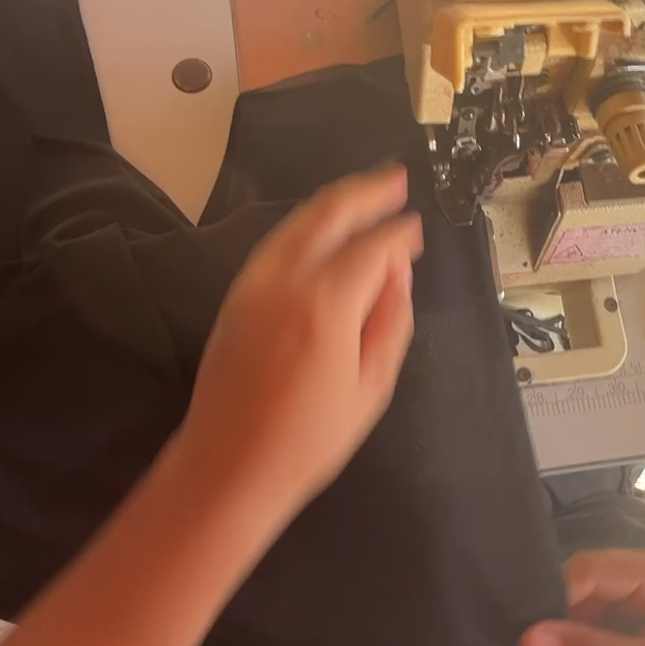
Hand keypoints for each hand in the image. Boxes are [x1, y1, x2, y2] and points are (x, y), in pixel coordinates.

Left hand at [175, 165, 423, 503]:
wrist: (228, 464)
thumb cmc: (308, 438)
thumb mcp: (372, 386)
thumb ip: (391, 320)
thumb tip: (399, 274)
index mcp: (326, 304)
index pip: (372, 248)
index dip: (399, 233)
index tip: (416, 229)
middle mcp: (285, 281)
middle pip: (329, 212)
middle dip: (367, 191)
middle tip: (395, 180)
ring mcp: (254, 284)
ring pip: (298, 221)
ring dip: (335, 202)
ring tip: (366, 195)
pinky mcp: (237, 295)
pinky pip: (278, 243)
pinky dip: (307, 226)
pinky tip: (324, 232)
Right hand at [519, 549, 644, 645]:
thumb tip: (525, 638)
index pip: (592, 568)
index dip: (556, 595)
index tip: (523, 629)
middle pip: (587, 580)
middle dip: (558, 610)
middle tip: (524, 643)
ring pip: (589, 602)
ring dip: (567, 627)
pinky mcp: (644, 624)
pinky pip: (599, 621)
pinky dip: (580, 640)